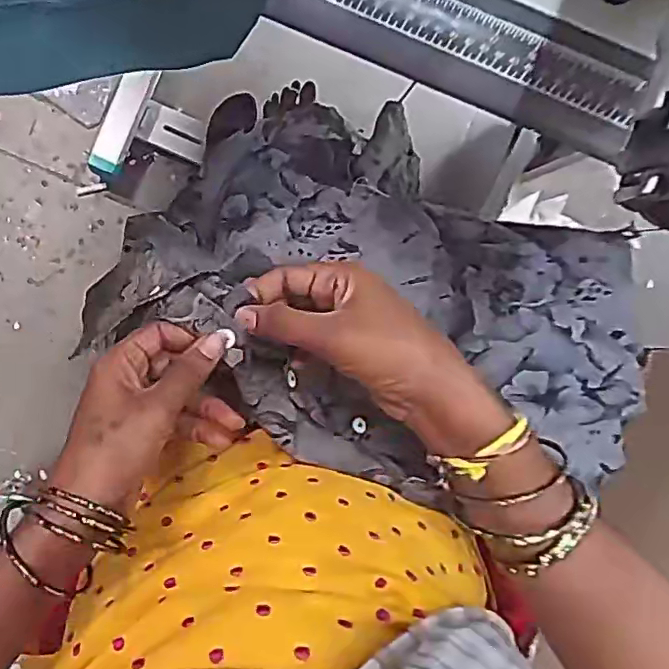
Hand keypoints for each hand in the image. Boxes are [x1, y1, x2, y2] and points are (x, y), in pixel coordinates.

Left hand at [49, 322, 245, 511]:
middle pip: (173, 368)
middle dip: (205, 384)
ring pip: (177, 397)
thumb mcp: (158, 406)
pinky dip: (194, 428)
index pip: (159, 334)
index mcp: (120, 363)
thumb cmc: (116, 448)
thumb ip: (190, 372)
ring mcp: (134, 408)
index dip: (190, 341)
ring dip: (206, 411)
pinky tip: (217, 439)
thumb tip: (216, 339)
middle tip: (234, 393)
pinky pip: (173, 420)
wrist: (91, 502)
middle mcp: (126, 380)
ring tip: (233, 426)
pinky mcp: (142, 432)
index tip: (220, 353)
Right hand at [236, 262, 510, 454]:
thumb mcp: (330, 334)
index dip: (262, 293)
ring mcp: (348, 320)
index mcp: (342, 276)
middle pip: (294, 297)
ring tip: (261, 352)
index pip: (288, 275)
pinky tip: (291, 364)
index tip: (237, 317)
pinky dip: (300, 350)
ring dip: (284, 335)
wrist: (431, 392)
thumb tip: (241, 313)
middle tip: (244, 338)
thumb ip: (283, 322)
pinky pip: (315, 341)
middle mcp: (344, 292)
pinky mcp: (351, 345)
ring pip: (303, 321)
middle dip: (270, 315)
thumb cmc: (385, 352)